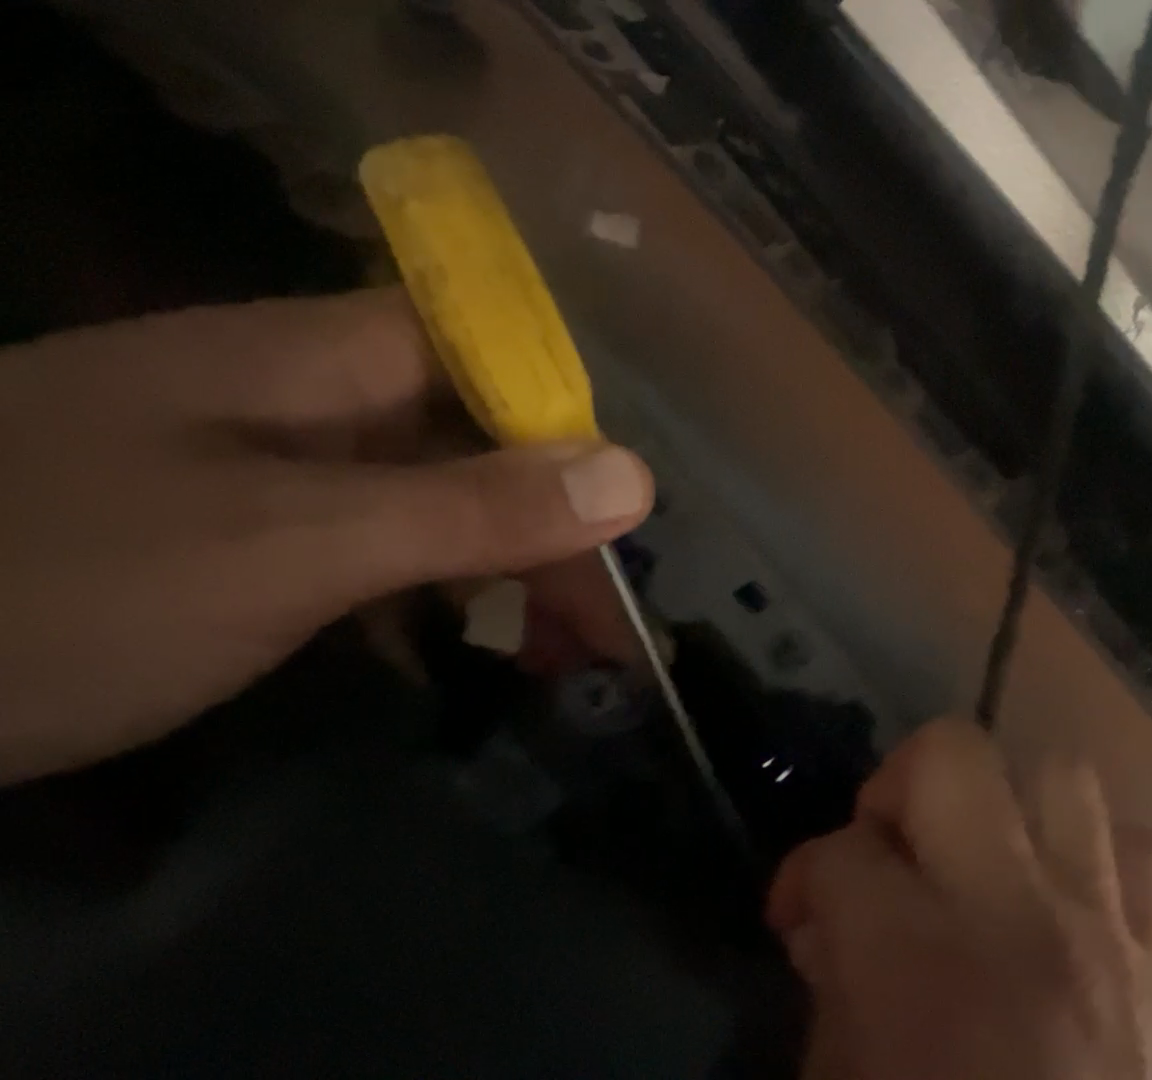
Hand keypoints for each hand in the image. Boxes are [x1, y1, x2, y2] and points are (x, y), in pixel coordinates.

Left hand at [0, 289, 652, 783]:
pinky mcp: (238, 537)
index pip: (494, 356)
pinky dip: (434, 596)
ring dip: (505, 568)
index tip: (621, 526)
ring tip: (567, 654)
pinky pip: (375, 548)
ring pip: (433, 499)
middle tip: (608, 632)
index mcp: (320, 360)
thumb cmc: (54, 582)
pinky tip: (461, 648)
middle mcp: (307, 398)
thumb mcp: (290, 546)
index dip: (570, 428)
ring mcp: (270, 470)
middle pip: (475, 437)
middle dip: (552, 525)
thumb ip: (471, 509)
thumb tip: (638, 479)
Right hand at [767, 718, 1151, 1079]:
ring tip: (973, 861)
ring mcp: (1101, 928)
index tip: (799, 914)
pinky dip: (1091, 854)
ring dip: (1003, 802)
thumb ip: (832, 1004)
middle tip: (885, 854)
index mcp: (922, 967)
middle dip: (898, 786)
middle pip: (954, 757)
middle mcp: (1019, 916)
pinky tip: (1058, 897)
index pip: (842, 856)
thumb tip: (832, 929)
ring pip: (1060, 776)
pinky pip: (1137, 855)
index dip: (803, 876)